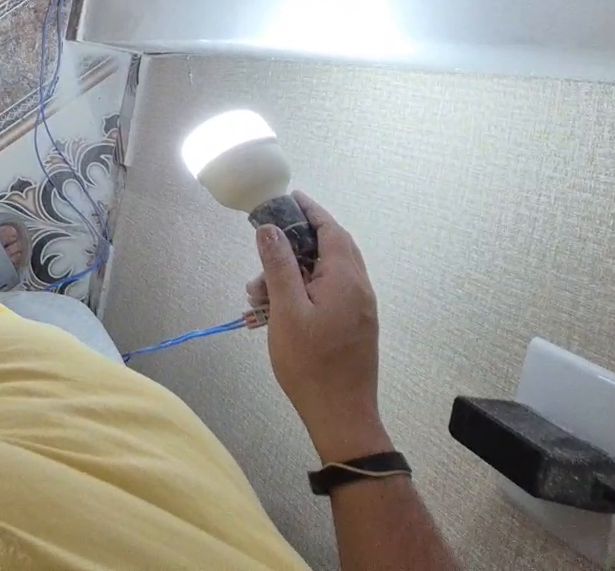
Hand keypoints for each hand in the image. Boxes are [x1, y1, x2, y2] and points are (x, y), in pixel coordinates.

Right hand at [251, 191, 389, 461]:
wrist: (340, 417)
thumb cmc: (311, 362)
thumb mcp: (286, 310)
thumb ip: (279, 265)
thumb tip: (271, 228)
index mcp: (347, 281)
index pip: (332, 231)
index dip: (311, 211)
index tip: (288, 197)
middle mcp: (358, 291)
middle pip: (329, 250)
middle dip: (293, 244)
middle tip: (263, 246)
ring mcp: (357, 311)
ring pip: (321, 275)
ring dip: (288, 275)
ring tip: (256, 294)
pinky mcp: (350, 327)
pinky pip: (323, 295)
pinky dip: (297, 293)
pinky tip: (270, 310)